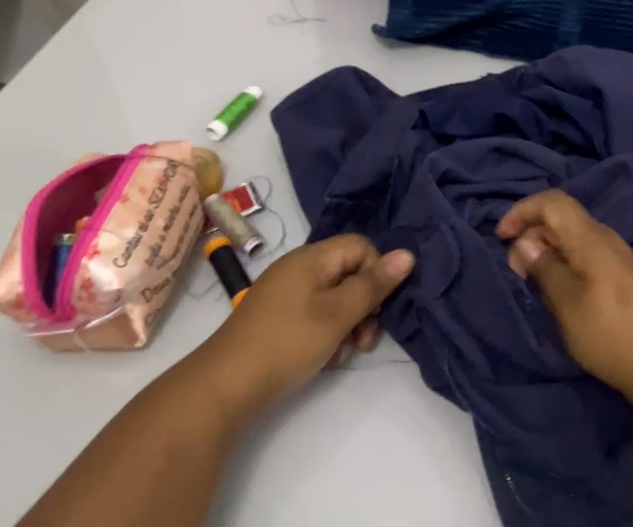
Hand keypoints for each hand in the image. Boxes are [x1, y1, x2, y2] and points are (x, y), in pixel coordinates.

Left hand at [191, 235, 414, 409]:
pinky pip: (315, 313)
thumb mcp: (338, 314)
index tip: (377, 309)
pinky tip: (326, 358)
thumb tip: (408, 254)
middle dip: (365, 304)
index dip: (377, 273)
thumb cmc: (287, 342)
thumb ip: (373, 285)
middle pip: (349, 272)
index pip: (361, 246)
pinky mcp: (277, 318)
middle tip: (365, 339)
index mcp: (312, 257)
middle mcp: (298, 268)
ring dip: (349, 323)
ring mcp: (285, 293)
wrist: (224, 386)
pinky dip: (327, 332)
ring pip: (334, 297)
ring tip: (345, 353)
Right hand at [497, 190, 632, 391]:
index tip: (501, 237)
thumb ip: (543, 267)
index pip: (553, 202)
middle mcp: (604, 238)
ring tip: (532, 284)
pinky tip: (556, 292)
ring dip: (546, 252)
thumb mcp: (566, 301)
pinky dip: (562, 264)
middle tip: (516, 271)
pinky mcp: (619, 274)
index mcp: (590, 237)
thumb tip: (524, 243)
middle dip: (531, 235)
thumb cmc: (607, 331)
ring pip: (571, 238)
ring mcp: (614, 256)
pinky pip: (582, 255)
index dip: (523, 211)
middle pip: (561, 219)